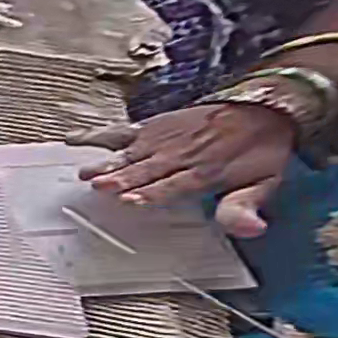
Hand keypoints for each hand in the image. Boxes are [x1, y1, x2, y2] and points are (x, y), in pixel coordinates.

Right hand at [71, 103, 294, 238]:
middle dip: (123, 178)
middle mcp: (178, 156)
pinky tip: (72, 141)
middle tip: (102, 187)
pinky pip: (118, 132)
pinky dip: (93, 136)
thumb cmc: (256, 152)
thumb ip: (244, 207)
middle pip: (145, 171)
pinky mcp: (149, 127)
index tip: (130, 199)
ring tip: (86, 173)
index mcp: (204, 173)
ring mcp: (160, 140)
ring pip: (129, 155)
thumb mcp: (265, 182)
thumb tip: (249, 229)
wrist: (265, 107)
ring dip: (107, 164)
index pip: (172, 186)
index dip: (151, 193)